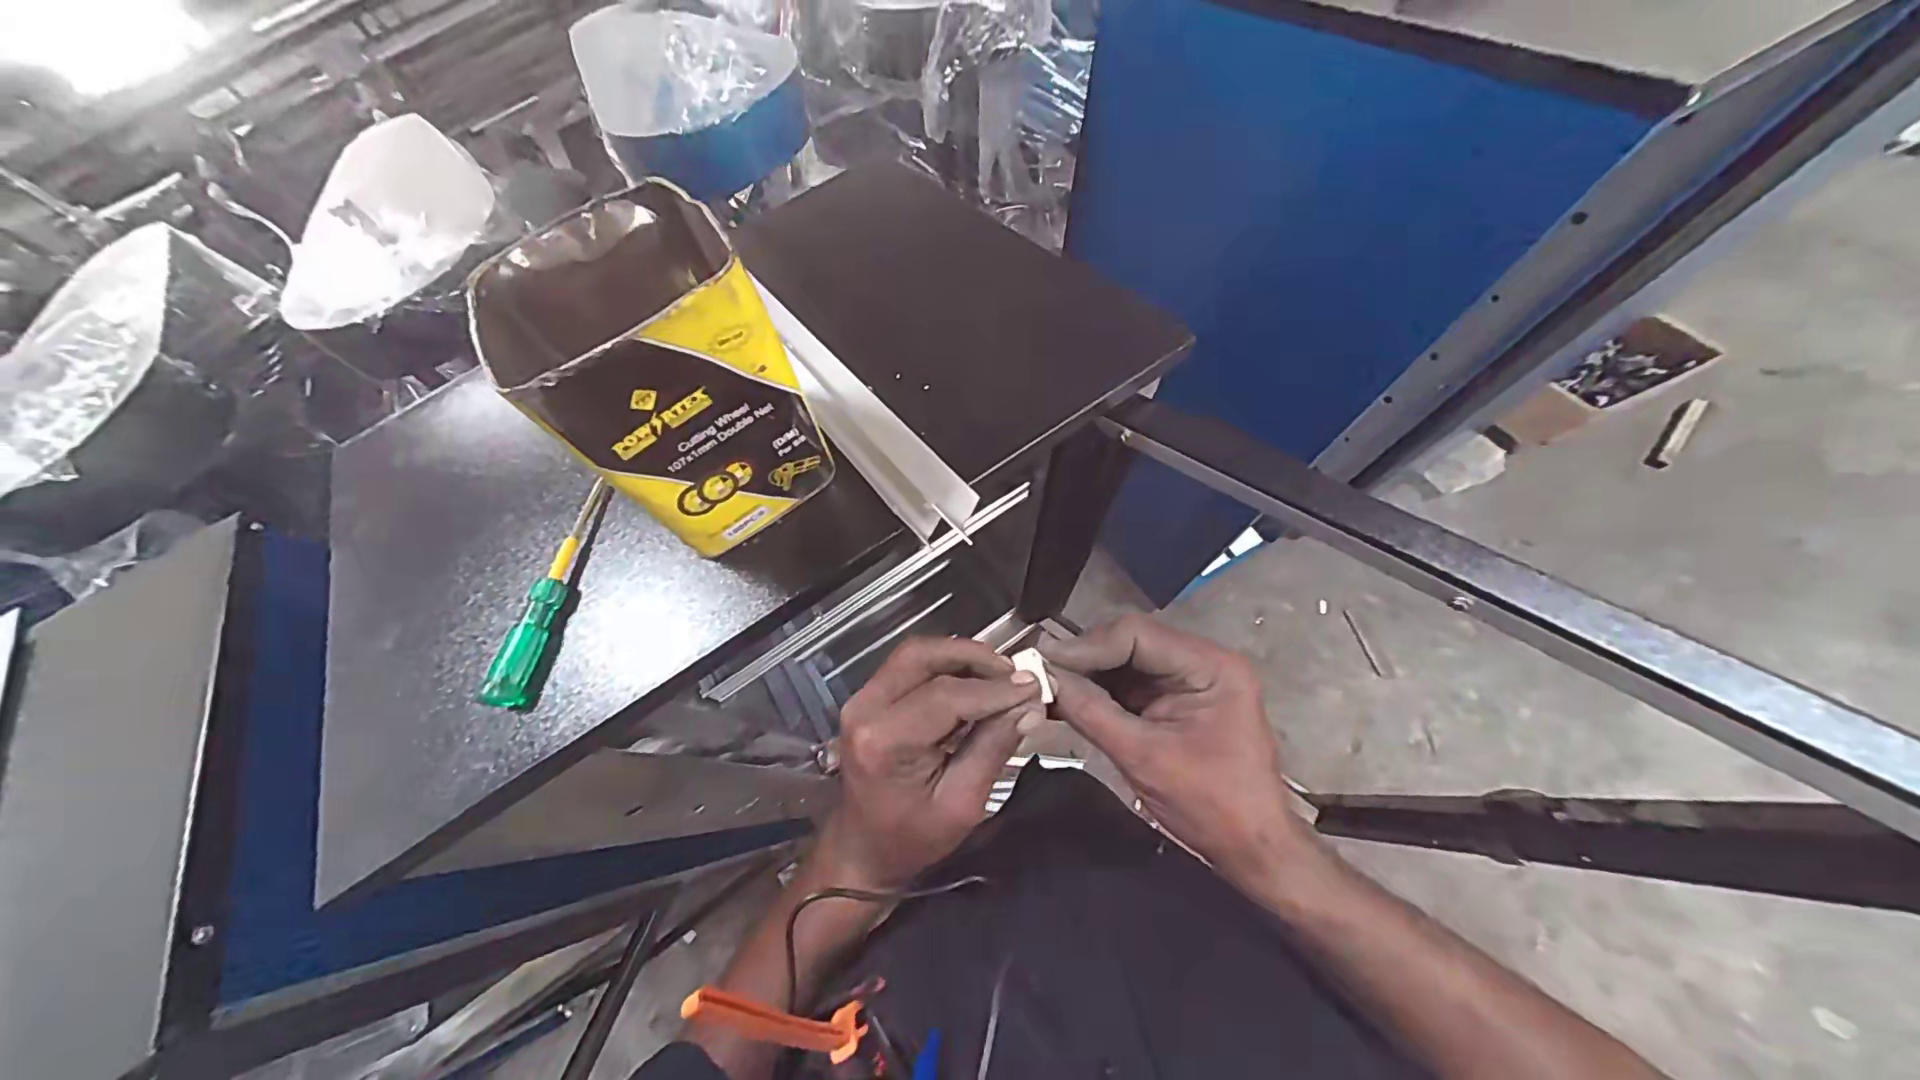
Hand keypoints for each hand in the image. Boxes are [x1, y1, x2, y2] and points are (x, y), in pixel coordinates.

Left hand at [814, 636, 1042, 889]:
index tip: (1032, 686)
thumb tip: (1028, 707)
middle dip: (974, 657)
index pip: (945, 695)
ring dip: (960, 657)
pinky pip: (909, 666)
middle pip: (922, 656)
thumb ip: (993, 748)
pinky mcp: (868, 699)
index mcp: (884, 741)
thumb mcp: (962, 804)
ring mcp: (862, 700)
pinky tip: (974, 682)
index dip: (994, 688)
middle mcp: (865, 710)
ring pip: (915, 654)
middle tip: (1014, 672)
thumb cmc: (910, 837)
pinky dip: (945, 666)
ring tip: (999, 675)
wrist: (864, 849)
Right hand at [1040, 615, 1310, 881]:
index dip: (1086, 646)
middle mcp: (1201, 662)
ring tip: (1045, 685)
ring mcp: (1187, 680)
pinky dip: (1097, 692)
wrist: (1253, 851)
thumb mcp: (1144, 757)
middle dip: (1083, 658)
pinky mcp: (1173, 699)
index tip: (1045, 662)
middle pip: (1128, 642)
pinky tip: (1065, 699)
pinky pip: (1127, 684)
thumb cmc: (1212, 807)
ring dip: (1085, 675)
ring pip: (1122, 661)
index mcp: (1210, 666)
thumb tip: (1046, 678)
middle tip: (1040, 673)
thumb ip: (1092, 712)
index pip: (1136, 634)